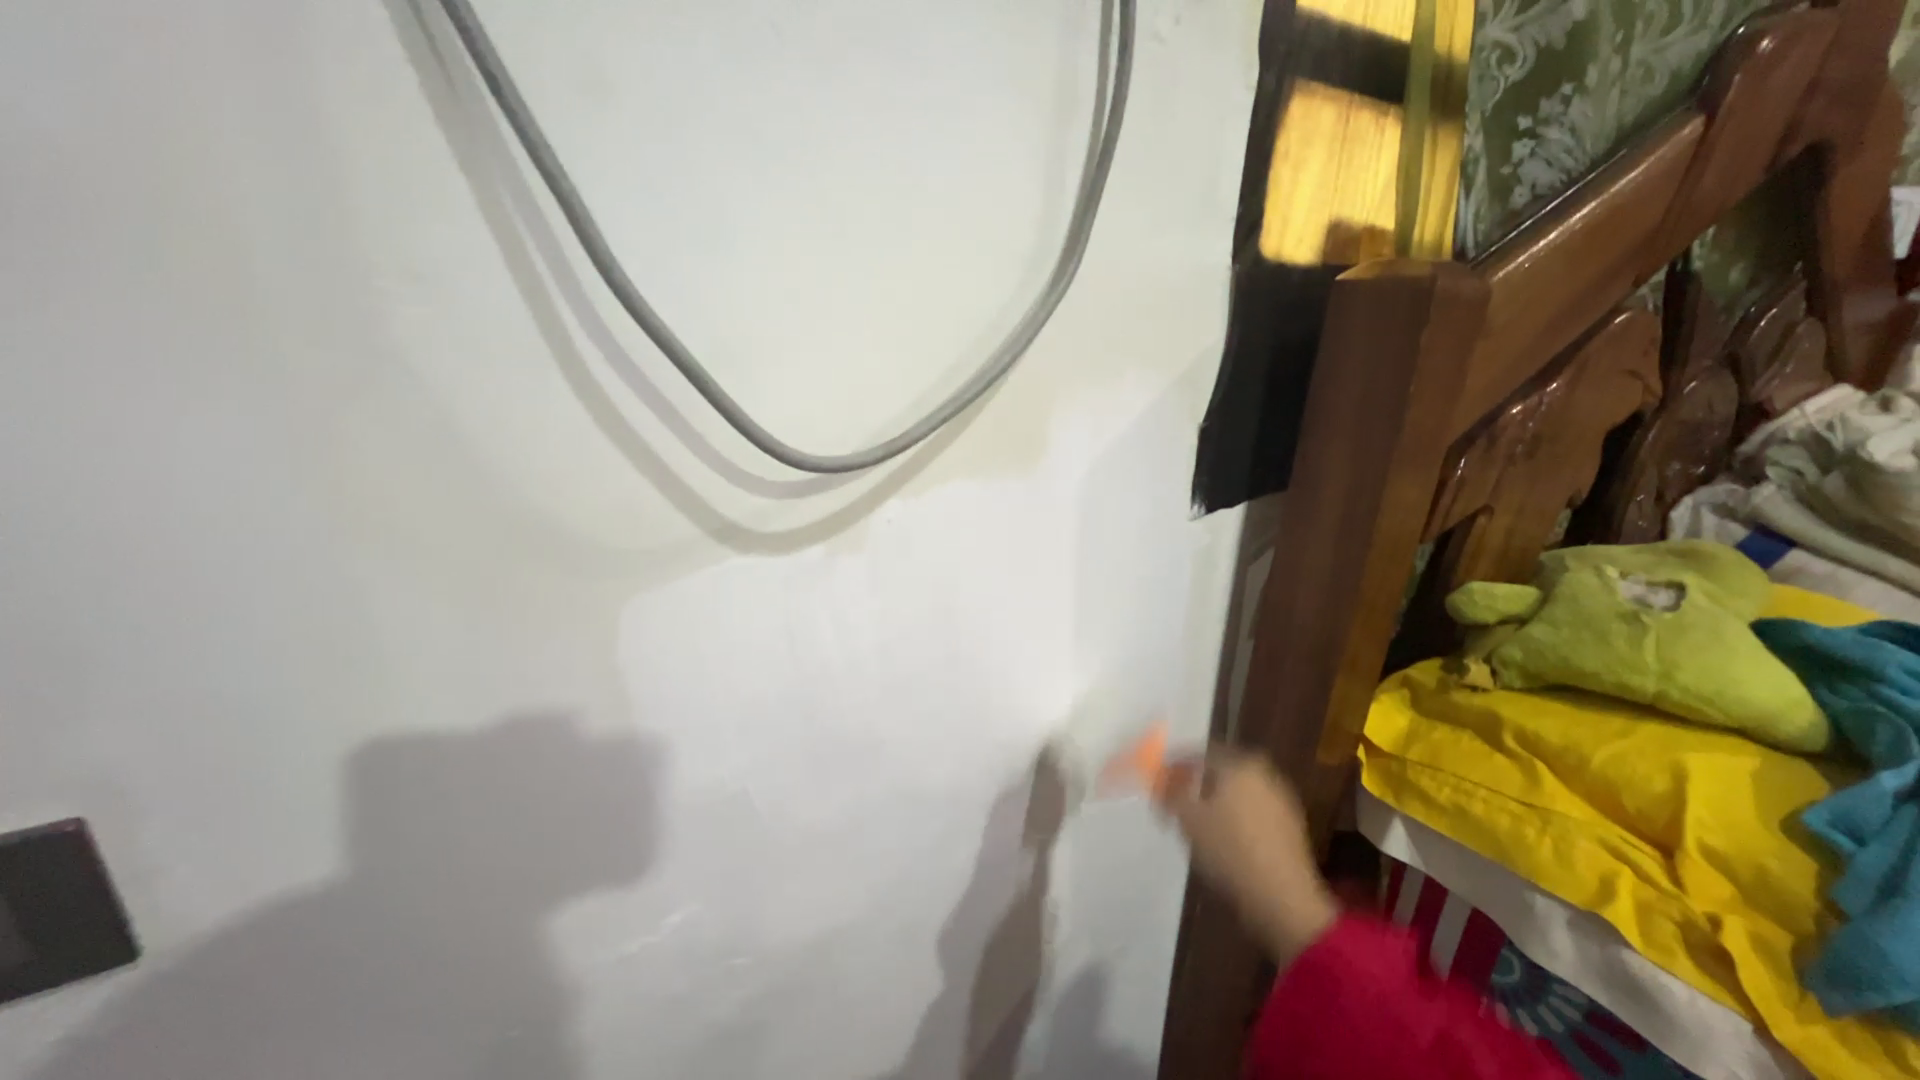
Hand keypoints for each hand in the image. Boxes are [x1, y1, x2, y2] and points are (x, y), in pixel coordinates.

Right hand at [1155, 747, 1339, 966]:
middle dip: (1194, 783)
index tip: (1156, 779)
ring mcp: (1281, 800)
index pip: (1198, 755)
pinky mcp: (1289, 826)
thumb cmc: (1229, 850)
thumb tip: (1158, 782)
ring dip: (1214, 801)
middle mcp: (1264, 774)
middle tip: (1173, 799)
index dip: (1173, 766)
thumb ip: (1169, 794)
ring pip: (1236, 793)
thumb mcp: (1187, 819)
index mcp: (1240, 765)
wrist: (1281, 896)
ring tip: (1193, 823)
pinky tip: (1220, 839)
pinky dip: (1233, 817)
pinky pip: (1251, 812)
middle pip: (1219, 772)